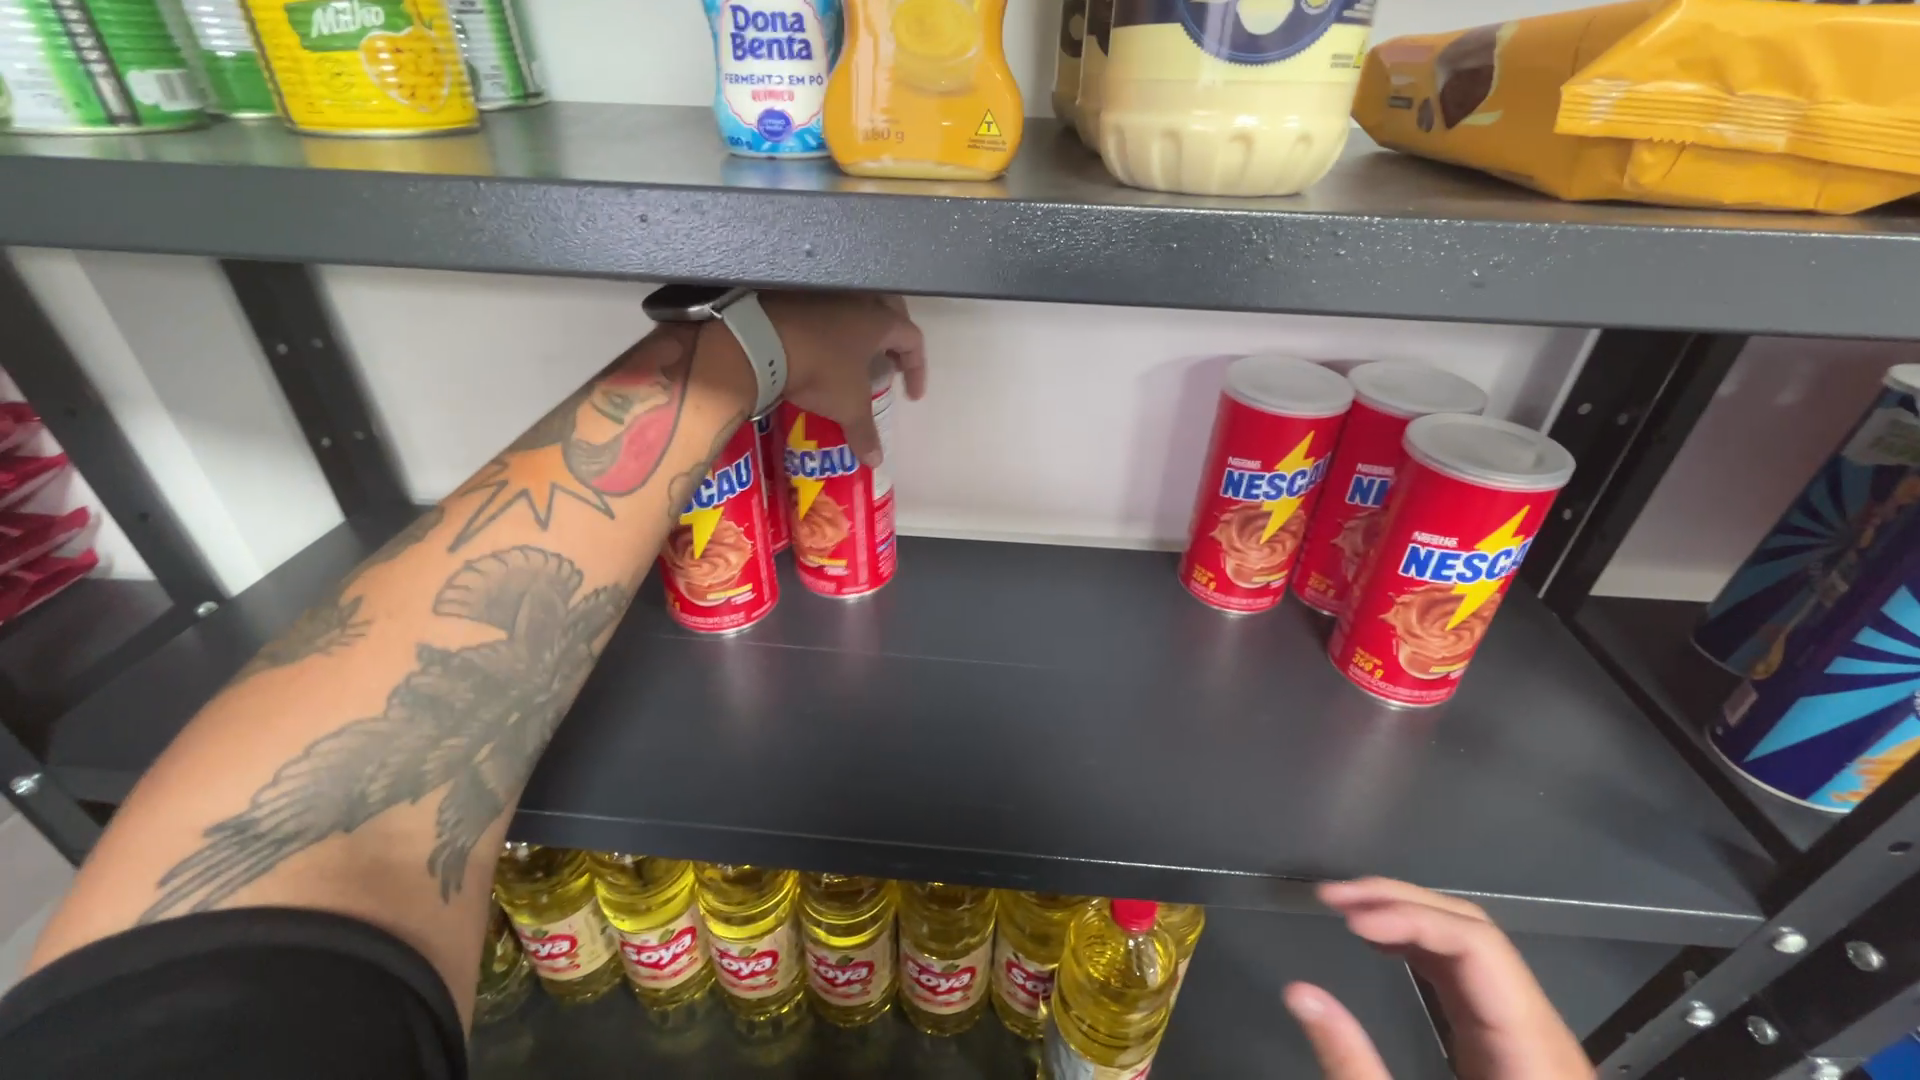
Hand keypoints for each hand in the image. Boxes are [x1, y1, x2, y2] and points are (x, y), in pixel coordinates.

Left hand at [760, 291, 927, 465]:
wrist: (763, 342)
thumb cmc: (821, 370)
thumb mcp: (848, 406)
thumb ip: (865, 432)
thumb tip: (876, 459)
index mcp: (881, 320)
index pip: (914, 340)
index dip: (917, 369)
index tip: (911, 395)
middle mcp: (859, 299)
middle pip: (891, 312)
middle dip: (896, 339)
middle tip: (892, 361)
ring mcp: (827, 293)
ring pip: (858, 306)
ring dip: (864, 328)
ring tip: (859, 354)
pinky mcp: (799, 295)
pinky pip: (827, 307)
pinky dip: (833, 326)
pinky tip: (825, 344)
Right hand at [1285, 878, 1592, 1079]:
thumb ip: (1352, 1065)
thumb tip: (1297, 992)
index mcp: (1532, 1055)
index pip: (1477, 948)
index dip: (1411, 916)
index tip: (1347, 916)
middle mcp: (1542, 1033)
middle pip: (1476, 933)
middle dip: (1401, 901)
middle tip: (1333, 896)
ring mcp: (1531, 1035)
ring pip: (1472, 945)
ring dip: (1406, 915)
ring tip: (1344, 906)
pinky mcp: (1511, 1043)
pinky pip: (1468, 973)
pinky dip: (1419, 945)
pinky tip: (1378, 939)